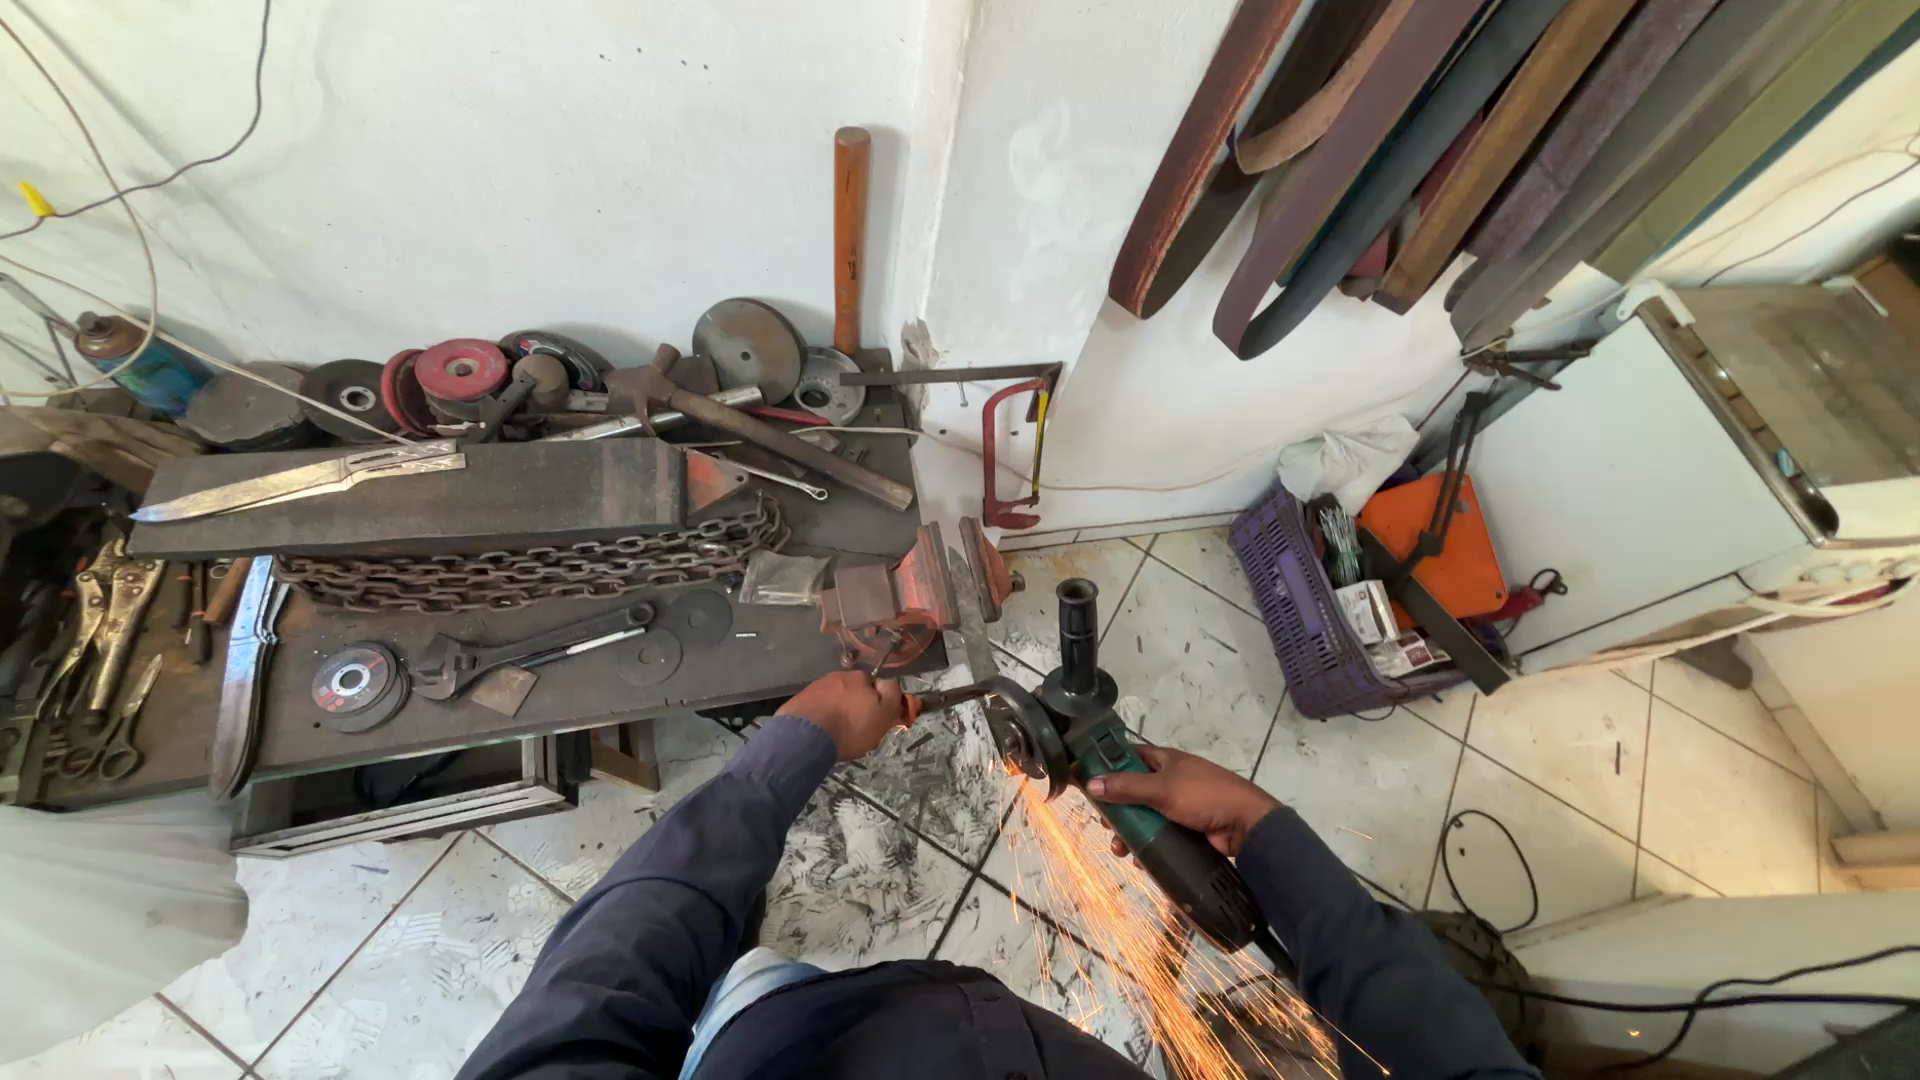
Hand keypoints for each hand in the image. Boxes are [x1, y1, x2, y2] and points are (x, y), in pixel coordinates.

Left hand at [778, 671, 905, 760]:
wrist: (805, 738)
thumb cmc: (851, 727)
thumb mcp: (884, 714)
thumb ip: (892, 695)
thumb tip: (890, 682)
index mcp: (859, 677)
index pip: (874, 685)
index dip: (876, 702)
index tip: (873, 719)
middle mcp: (837, 676)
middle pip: (851, 690)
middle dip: (853, 704)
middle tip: (853, 726)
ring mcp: (815, 687)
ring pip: (832, 698)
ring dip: (835, 709)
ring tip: (833, 731)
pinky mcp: (798, 700)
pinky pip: (814, 707)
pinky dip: (818, 716)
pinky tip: (818, 732)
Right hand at [1085, 745, 1280, 856]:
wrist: (1248, 826)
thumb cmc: (1204, 796)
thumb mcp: (1162, 789)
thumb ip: (1126, 787)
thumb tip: (1090, 784)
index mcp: (1164, 760)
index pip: (1128, 756)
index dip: (1107, 766)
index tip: (1087, 781)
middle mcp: (1169, 779)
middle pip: (1132, 791)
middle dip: (1116, 810)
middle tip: (1104, 825)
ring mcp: (1178, 805)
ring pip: (1144, 817)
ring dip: (1129, 833)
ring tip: (1120, 850)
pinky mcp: (1185, 829)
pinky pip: (1158, 835)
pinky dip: (1147, 846)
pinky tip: (1140, 860)